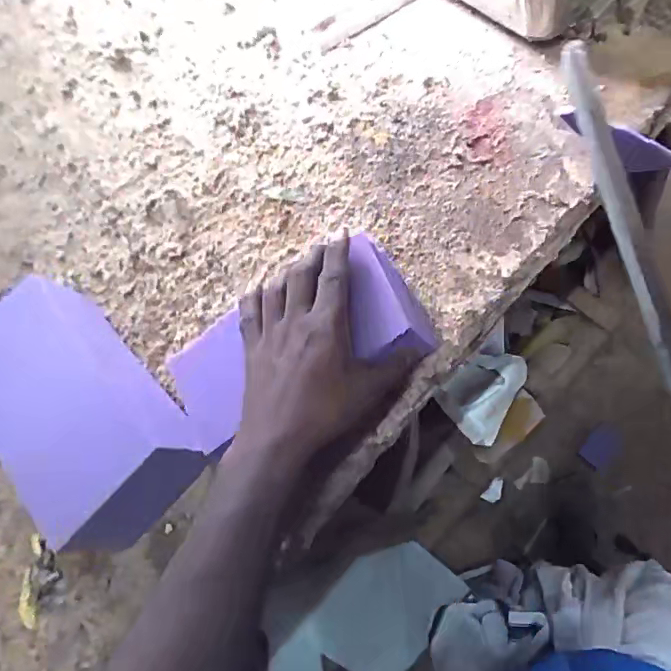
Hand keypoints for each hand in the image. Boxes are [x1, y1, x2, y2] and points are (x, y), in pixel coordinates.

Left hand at [228, 234, 421, 473]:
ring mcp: (270, 333)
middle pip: (302, 276)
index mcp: (327, 326)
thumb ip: (394, 368)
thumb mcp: (368, 390)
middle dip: (312, 255)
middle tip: (321, 243)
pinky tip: (258, 289)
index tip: (341, 233)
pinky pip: (250, 312)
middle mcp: (296, 321)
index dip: (338, 253)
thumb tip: (420, 351)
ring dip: (286, 270)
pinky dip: (255, 295)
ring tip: (295, 262)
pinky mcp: (251, 348)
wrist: (276, 438)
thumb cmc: (326, 412)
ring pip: (275, 289)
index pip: (334, 279)